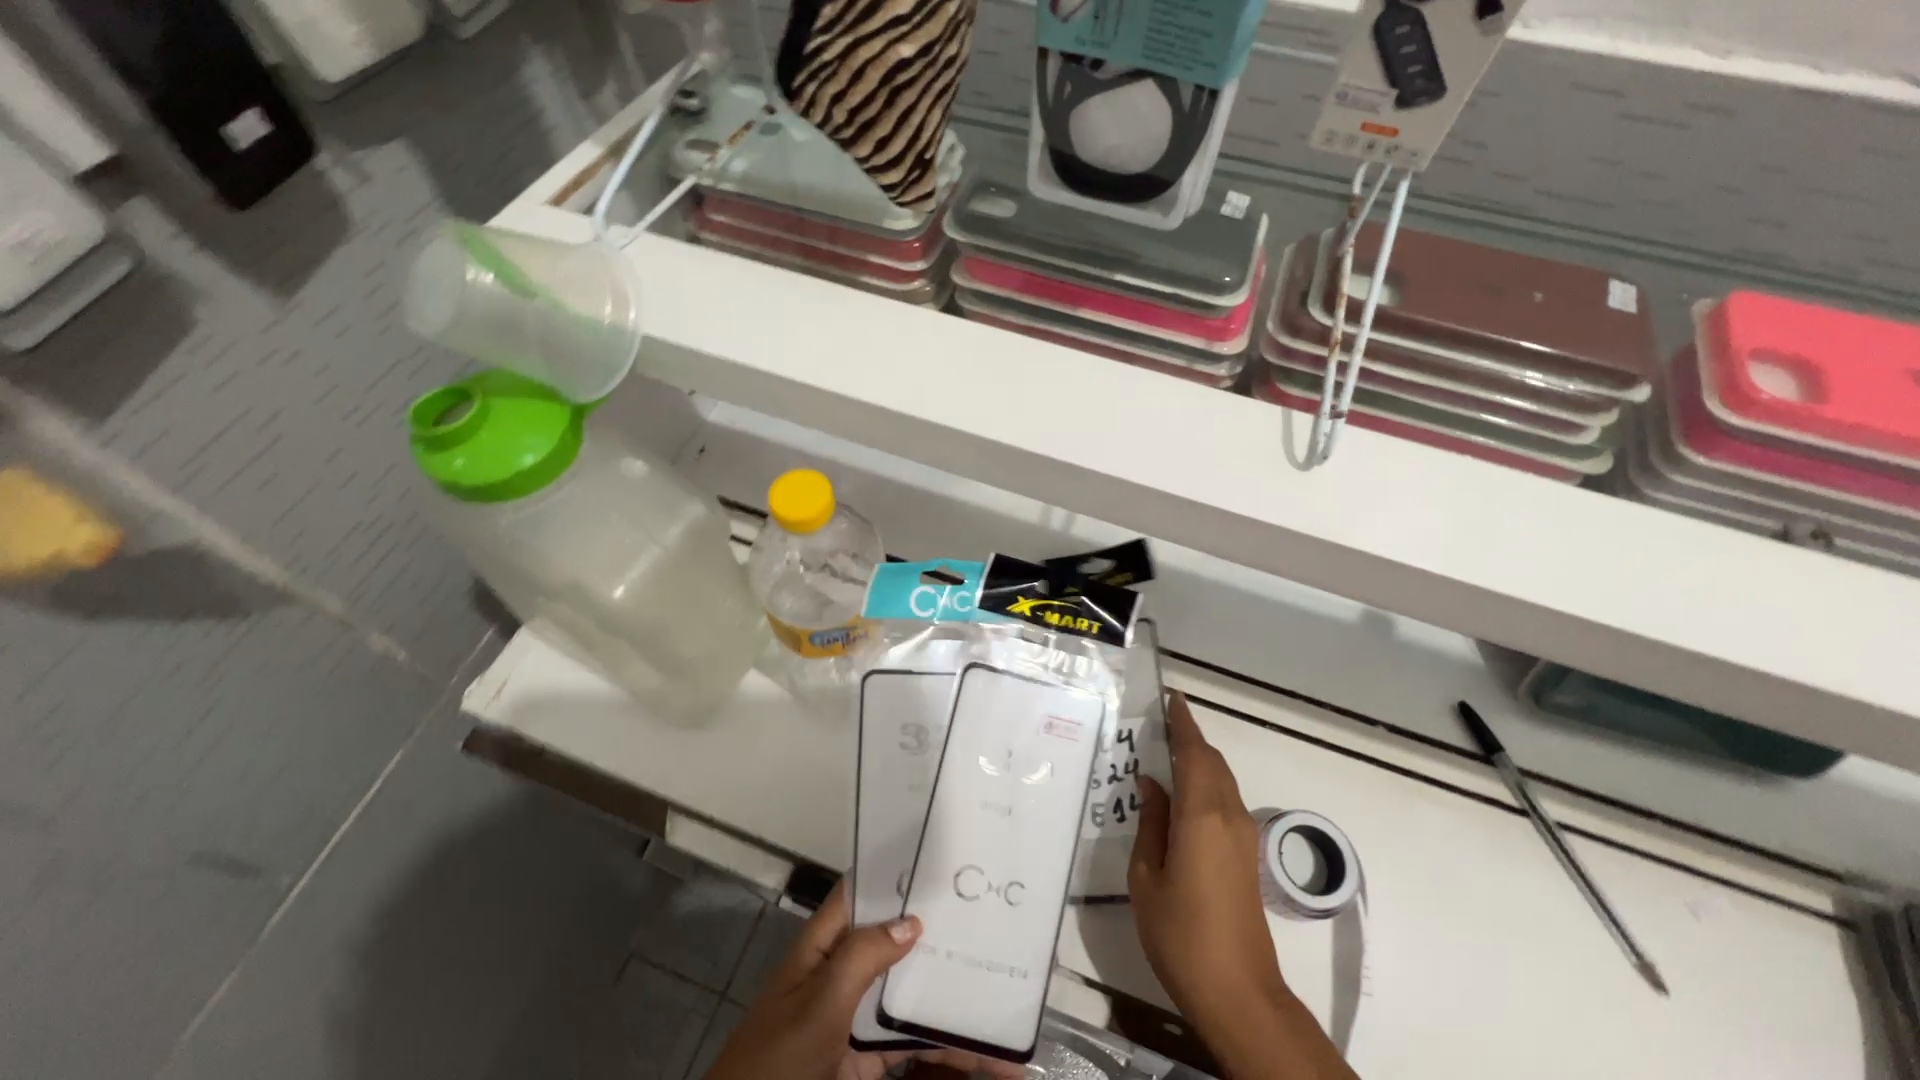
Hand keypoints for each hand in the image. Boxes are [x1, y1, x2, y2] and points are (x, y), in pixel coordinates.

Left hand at [702, 880, 1023, 1079]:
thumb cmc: (777, 1058)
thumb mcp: (818, 1004)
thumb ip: (861, 958)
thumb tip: (911, 920)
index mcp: (823, 949)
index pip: (859, 896)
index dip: (894, 875)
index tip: (943, 861)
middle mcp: (842, 975)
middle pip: (896, 944)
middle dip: (940, 937)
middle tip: (993, 924)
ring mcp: (856, 1018)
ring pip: (912, 996)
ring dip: (954, 1002)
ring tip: (1006, 1002)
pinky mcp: (868, 1058)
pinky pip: (915, 1044)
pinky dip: (950, 1050)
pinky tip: (990, 1059)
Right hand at [1129, 691, 1284, 1019]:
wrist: (1236, 988)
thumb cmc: (1179, 933)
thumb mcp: (1146, 877)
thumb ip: (1150, 825)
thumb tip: (1151, 786)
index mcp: (1201, 815)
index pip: (1194, 754)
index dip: (1183, 723)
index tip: (1171, 698)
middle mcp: (1229, 816)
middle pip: (1213, 763)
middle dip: (1191, 739)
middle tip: (1161, 724)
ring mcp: (1243, 837)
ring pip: (1222, 783)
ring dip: (1199, 763)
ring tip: (1167, 755)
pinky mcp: (1246, 857)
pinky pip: (1225, 803)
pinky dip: (1205, 786)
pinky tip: (1181, 798)